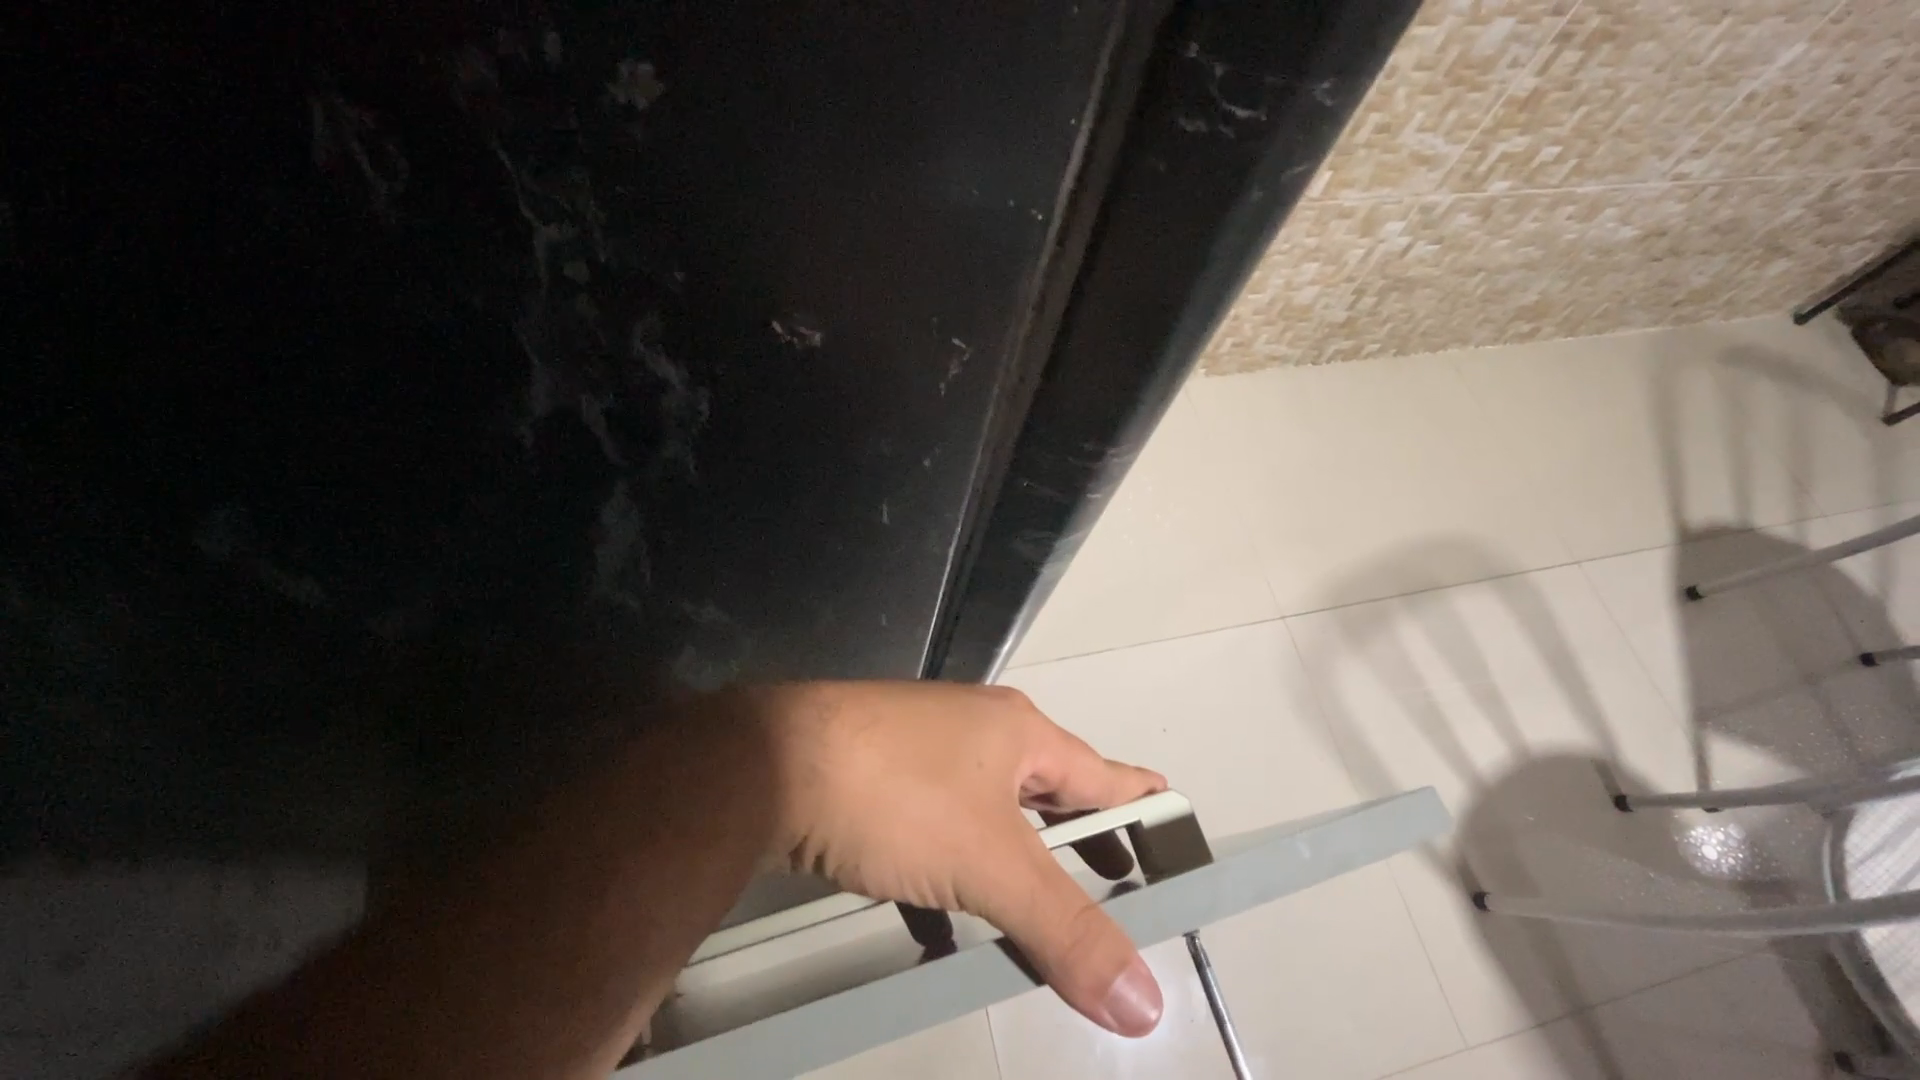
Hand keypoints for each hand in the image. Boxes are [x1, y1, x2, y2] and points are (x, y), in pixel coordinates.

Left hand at [740, 680, 1168, 1036]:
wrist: (765, 765)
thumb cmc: (896, 796)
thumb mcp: (990, 865)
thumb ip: (1066, 932)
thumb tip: (1146, 1003)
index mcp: (1019, 733)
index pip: (1106, 775)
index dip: (1143, 807)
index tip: (1176, 832)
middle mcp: (976, 733)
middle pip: (1047, 797)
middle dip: (1077, 849)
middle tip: (1112, 891)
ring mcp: (921, 753)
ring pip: (987, 821)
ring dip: (1010, 873)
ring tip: (1032, 925)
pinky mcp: (875, 781)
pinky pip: (933, 834)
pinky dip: (949, 880)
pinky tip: (937, 929)